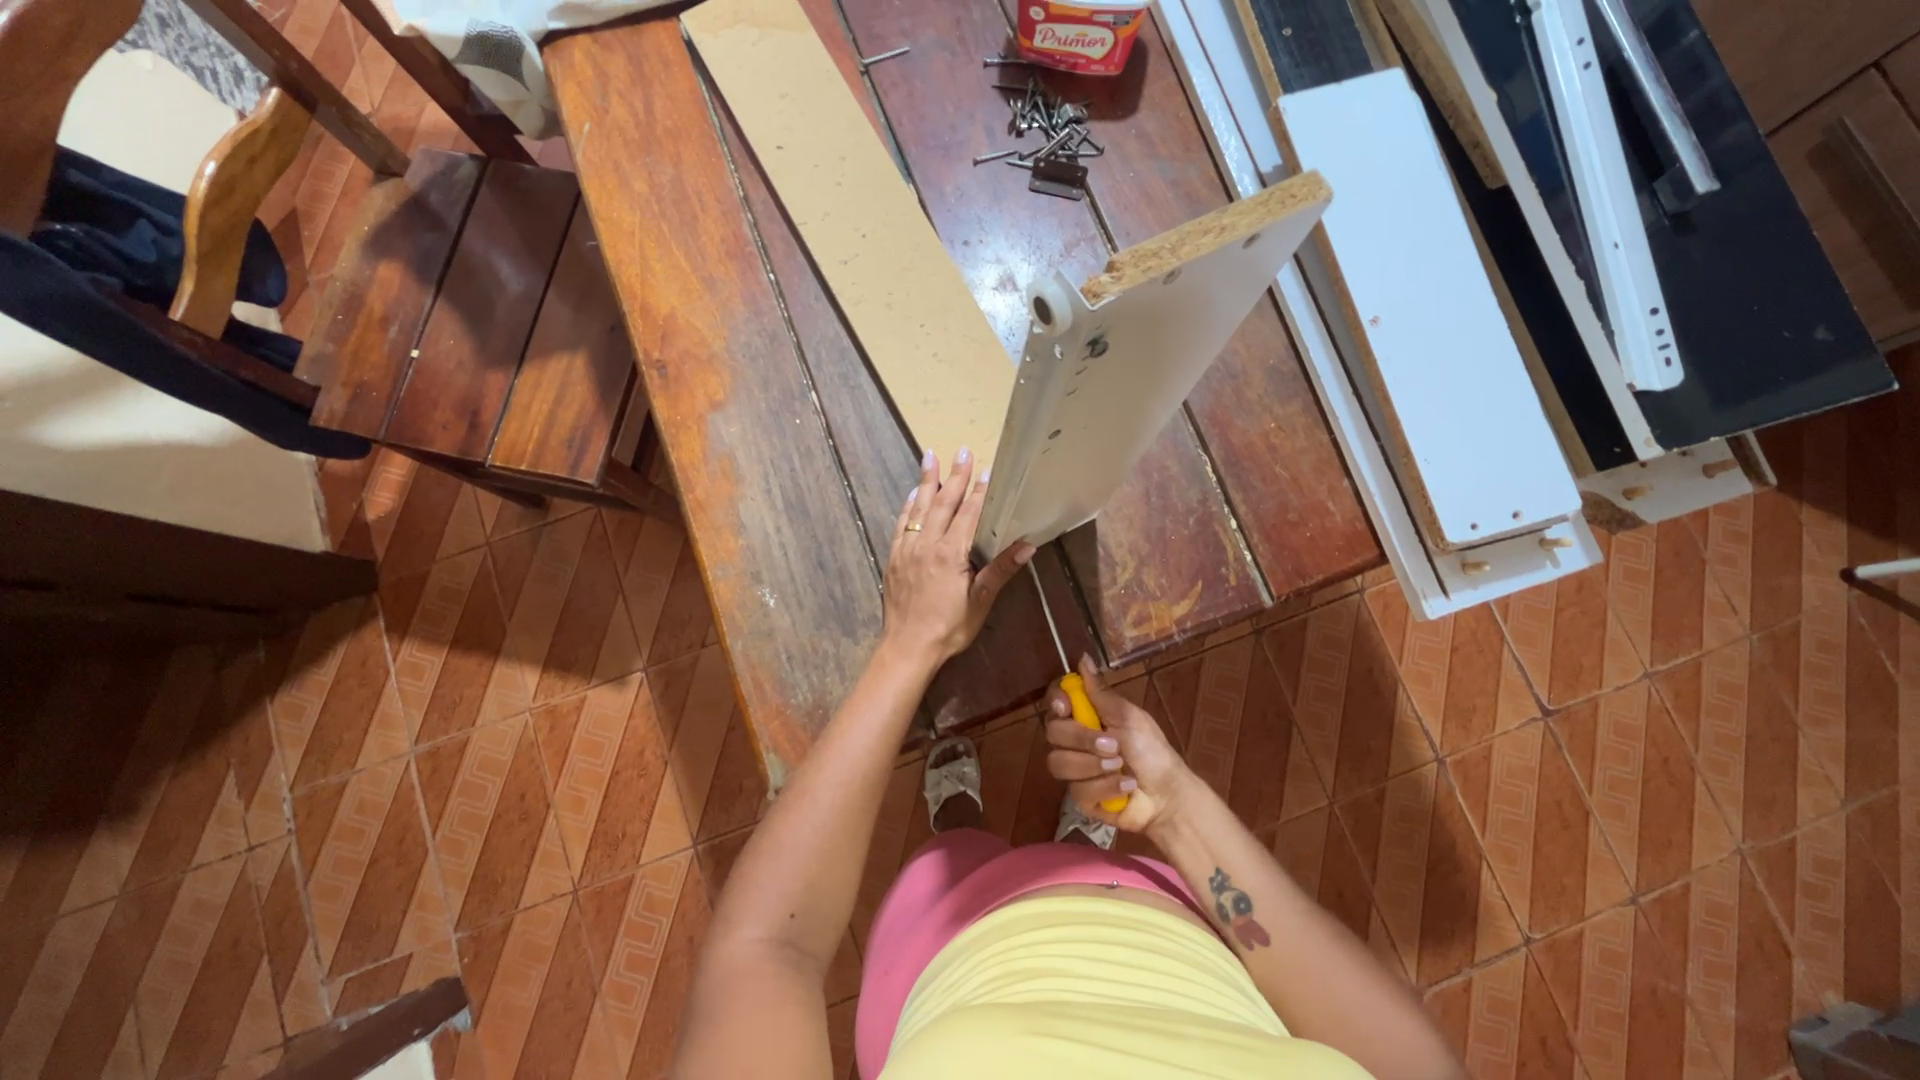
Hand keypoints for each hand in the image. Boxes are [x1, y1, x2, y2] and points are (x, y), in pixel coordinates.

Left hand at [881, 449, 1033, 666]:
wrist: (907, 648)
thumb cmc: (948, 628)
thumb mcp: (980, 602)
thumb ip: (1000, 570)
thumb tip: (1027, 545)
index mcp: (951, 553)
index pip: (968, 514)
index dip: (979, 491)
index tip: (987, 469)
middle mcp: (927, 544)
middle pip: (943, 503)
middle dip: (954, 476)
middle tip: (962, 450)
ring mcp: (907, 549)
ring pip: (920, 508)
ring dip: (927, 481)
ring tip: (931, 456)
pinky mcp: (894, 558)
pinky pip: (902, 524)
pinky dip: (908, 507)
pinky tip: (913, 495)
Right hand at [1045, 655, 1200, 836]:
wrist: (1167, 792)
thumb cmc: (1151, 749)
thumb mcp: (1127, 715)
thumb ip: (1100, 691)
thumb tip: (1083, 657)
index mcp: (1086, 717)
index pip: (1055, 702)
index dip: (1055, 702)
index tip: (1066, 707)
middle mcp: (1074, 741)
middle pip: (1052, 732)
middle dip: (1083, 739)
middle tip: (1113, 744)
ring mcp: (1075, 771)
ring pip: (1058, 763)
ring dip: (1094, 765)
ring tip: (1121, 767)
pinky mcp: (1080, 797)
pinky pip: (1077, 790)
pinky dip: (1105, 787)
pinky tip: (1125, 787)